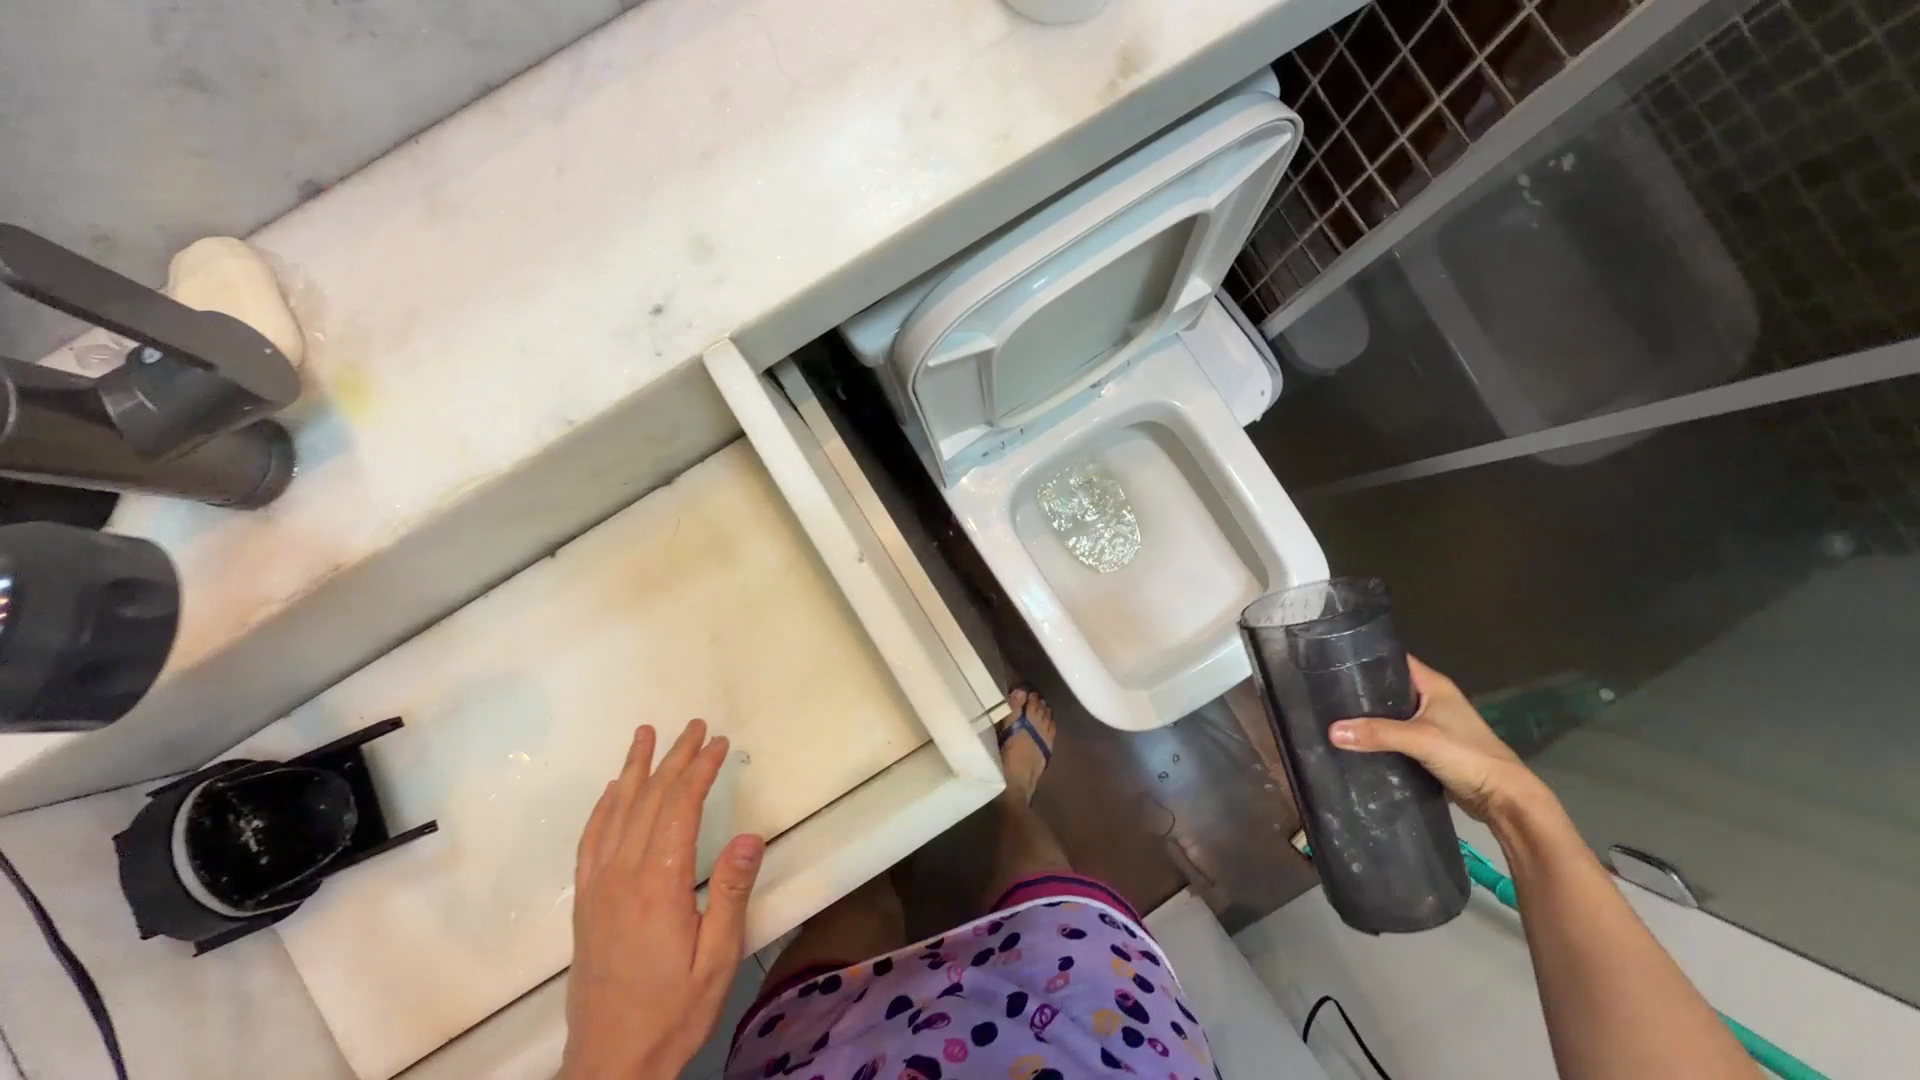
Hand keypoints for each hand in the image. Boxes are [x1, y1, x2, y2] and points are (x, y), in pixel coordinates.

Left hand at [559, 719, 766, 1079]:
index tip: (719, 743)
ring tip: (645, 734)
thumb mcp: (718, 958)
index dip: (700, 770)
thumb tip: (751, 835)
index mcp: (659, 884)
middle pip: (649, 800)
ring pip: (615, 811)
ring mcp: (598, 886)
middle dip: (674, 758)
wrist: (610, 1061)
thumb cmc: (674, 1010)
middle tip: (695, 726)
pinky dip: (603, 806)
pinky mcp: (585, 902)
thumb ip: (732, 893)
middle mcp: (622, 874)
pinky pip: (591, 839)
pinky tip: (612, 791)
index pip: (680, 808)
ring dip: (633, 769)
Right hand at [1328, 656, 1544, 823]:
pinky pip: (1395, 737)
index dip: (1366, 658)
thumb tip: (1332, 732)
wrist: (1502, 798)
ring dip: (1369, 719)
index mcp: (1434, 685)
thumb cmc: (1468, 755)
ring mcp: (1431, 725)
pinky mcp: (1428, 748)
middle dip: (1361, 692)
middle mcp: (1432, 700)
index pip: (1395, 661)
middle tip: (1325, 692)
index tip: (1332, 660)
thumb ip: (1377, 733)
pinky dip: (1378, 740)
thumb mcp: (1420, 739)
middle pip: (1389, 689)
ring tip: (1333, 717)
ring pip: (1391, 715)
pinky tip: (1356, 743)